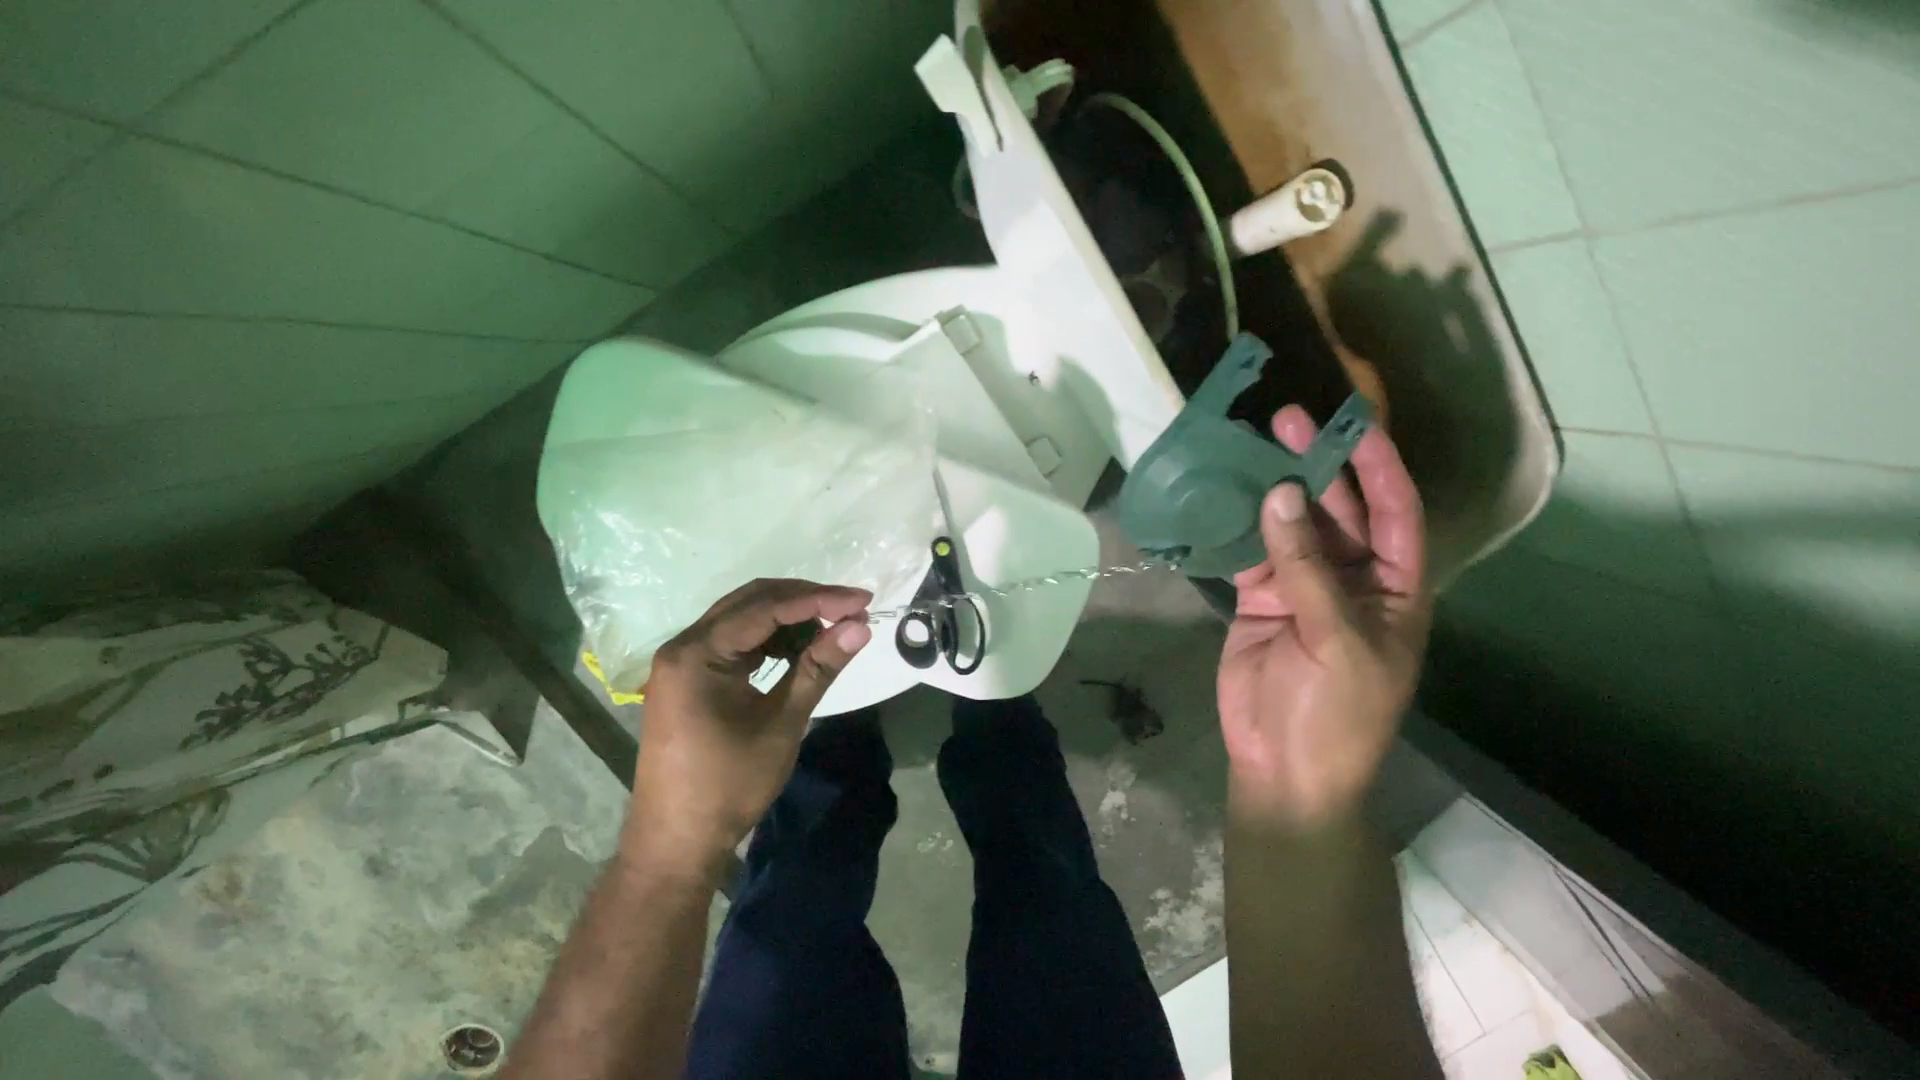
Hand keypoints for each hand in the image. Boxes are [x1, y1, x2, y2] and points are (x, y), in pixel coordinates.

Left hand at [625, 579, 873, 875]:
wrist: (678, 840)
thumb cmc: (730, 784)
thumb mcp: (782, 724)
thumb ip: (818, 668)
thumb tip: (861, 626)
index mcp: (697, 653)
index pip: (765, 607)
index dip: (819, 599)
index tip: (863, 600)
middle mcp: (682, 645)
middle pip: (751, 602)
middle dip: (805, 601)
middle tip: (853, 609)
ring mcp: (682, 661)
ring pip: (742, 619)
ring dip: (789, 619)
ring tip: (833, 630)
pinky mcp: (689, 677)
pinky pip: (733, 642)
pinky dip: (769, 639)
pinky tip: (800, 650)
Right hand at [1217, 405, 1430, 831]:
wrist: (1285, 768)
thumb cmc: (1338, 713)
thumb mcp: (1338, 640)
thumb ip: (1307, 567)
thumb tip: (1280, 494)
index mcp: (1396, 587)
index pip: (1396, 511)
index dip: (1378, 465)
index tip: (1352, 422)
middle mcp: (1353, 578)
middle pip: (1338, 508)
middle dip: (1317, 464)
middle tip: (1285, 419)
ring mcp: (1303, 587)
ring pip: (1289, 524)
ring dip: (1272, 487)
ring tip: (1248, 443)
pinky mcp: (1260, 600)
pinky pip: (1249, 553)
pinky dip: (1234, 526)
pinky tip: (1218, 493)